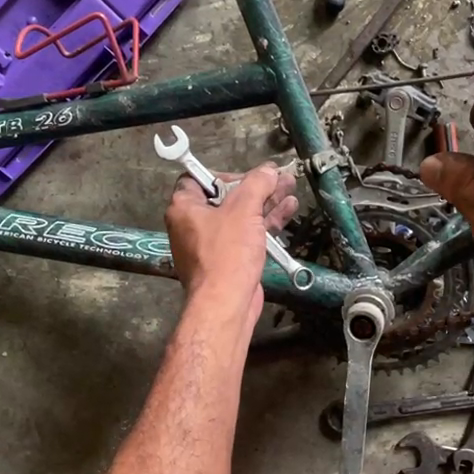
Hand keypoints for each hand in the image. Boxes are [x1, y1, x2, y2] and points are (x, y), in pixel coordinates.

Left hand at [164, 163, 299, 305]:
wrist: (226, 303)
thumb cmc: (226, 254)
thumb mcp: (243, 209)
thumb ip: (256, 184)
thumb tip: (268, 171)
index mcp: (184, 208)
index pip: (198, 179)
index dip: (224, 174)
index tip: (247, 175)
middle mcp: (193, 225)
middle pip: (226, 197)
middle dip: (255, 187)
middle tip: (278, 178)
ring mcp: (211, 245)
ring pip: (240, 216)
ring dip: (265, 203)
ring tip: (289, 188)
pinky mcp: (228, 260)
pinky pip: (246, 235)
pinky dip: (264, 223)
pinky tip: (287, 210)